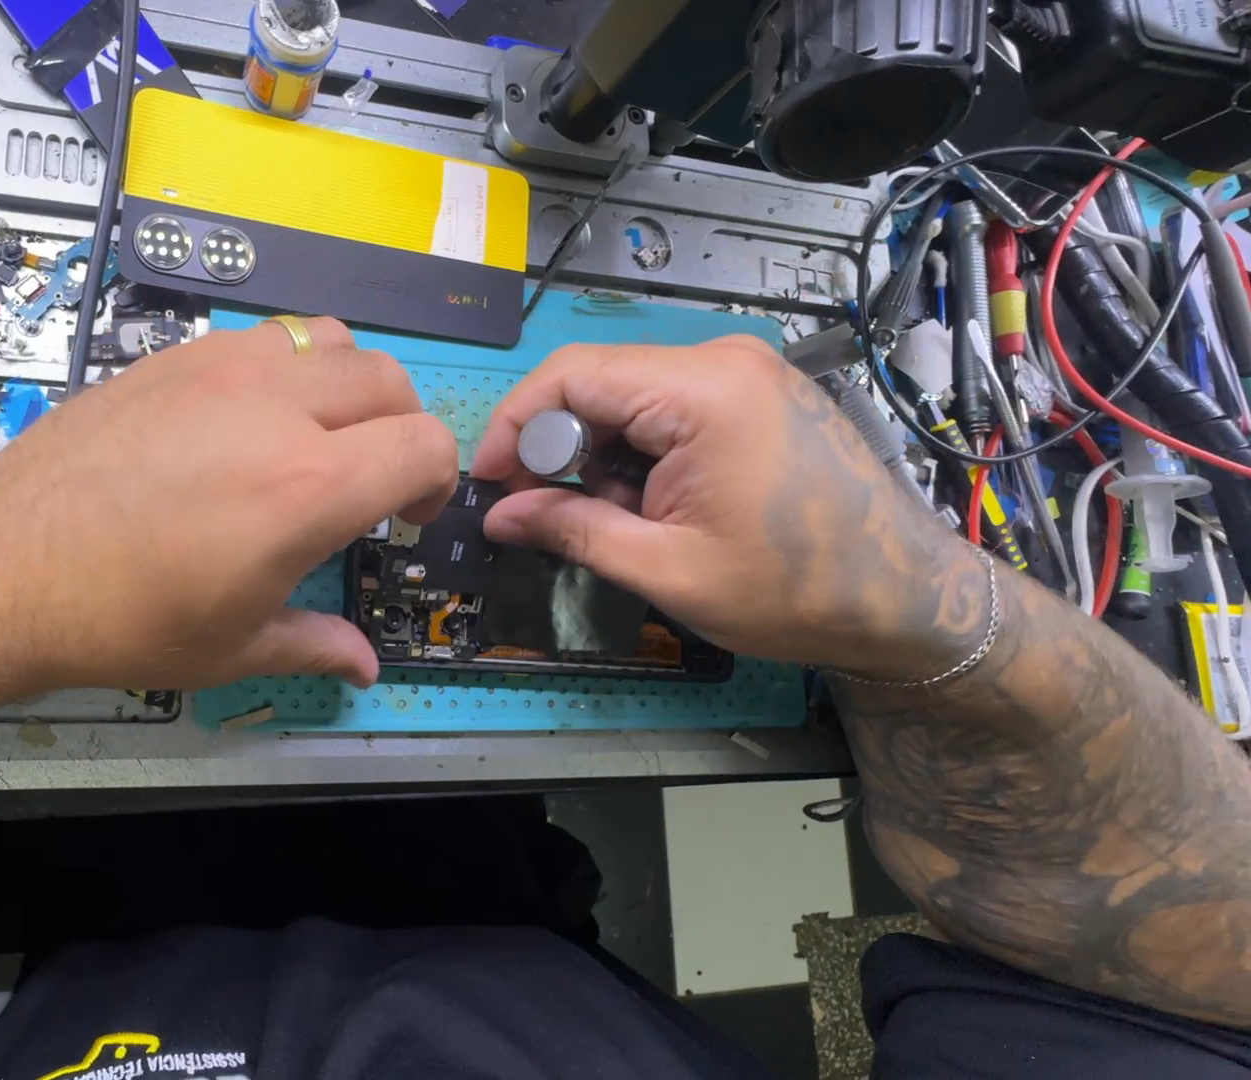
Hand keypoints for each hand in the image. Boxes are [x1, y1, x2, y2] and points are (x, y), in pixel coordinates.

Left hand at [0, 318, 458, 693]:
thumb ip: (317, 646)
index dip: (435, 482)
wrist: (5, 566)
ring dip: (345, 386)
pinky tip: (242, 419)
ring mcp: (222, 369)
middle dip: (400, 429)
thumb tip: (364, 667)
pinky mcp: (175, 356)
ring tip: (311, 434)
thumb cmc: (125, 620)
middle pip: (390, 380)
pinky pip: (262, 336)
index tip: (402, 517)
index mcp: (308, 487)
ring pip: (330, 340)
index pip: (426, 445)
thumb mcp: (234, 648)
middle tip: (367, 480)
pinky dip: (284, 369)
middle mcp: (277, 408)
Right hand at [469, 336, 983, 678]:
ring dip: (593, 456)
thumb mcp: (662, 567)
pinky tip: (643, 503)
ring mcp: (741, 375)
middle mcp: (721, 362)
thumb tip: (498, 516)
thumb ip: (569, 529)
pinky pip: (661, 409)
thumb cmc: (790, 591)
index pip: (570, 375)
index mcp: (702, 391)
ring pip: (623, 399)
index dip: (513, 424)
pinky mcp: (750, 397)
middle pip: (595, 383)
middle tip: (538, 511)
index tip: (489, 482)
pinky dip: (631, 454)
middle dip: (552, 447)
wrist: (909, 603)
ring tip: (604, 518)